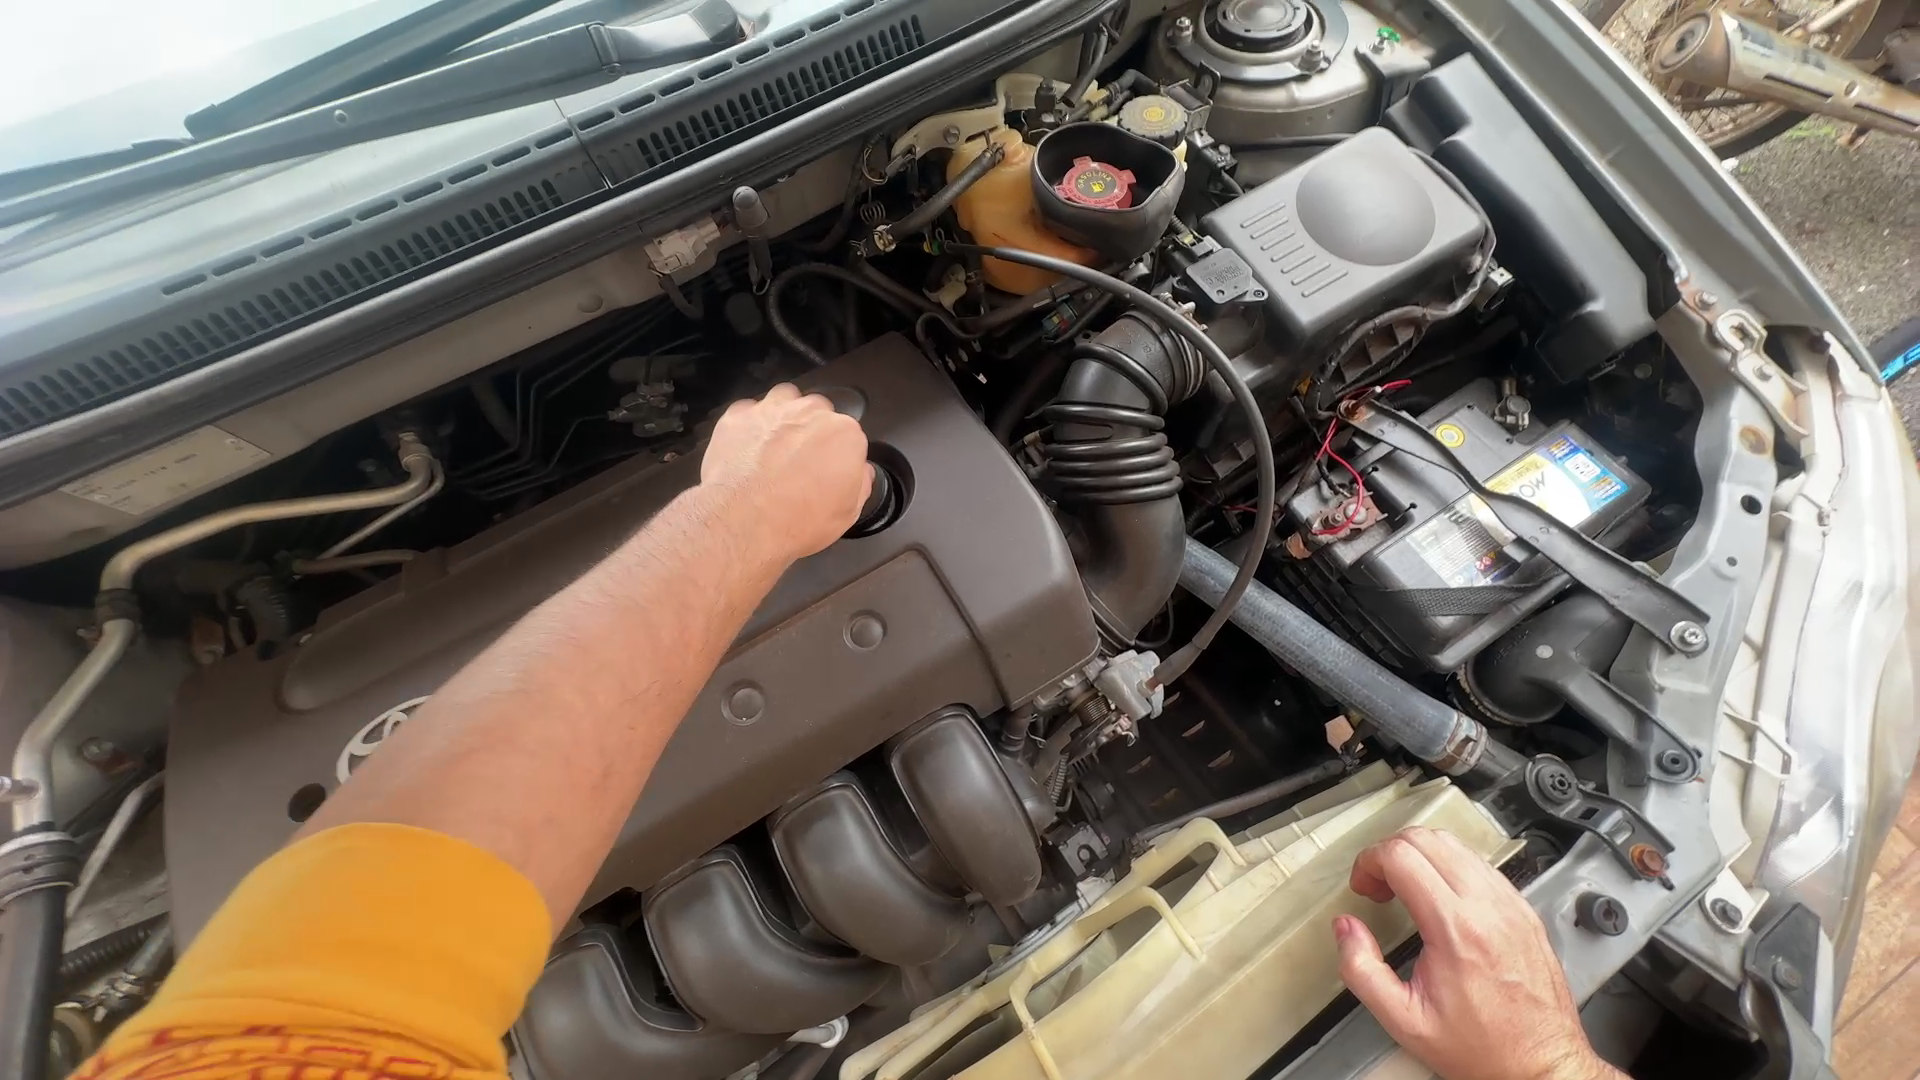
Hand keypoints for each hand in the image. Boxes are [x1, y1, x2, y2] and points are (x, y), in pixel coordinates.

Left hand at [701, 383, 871, 564]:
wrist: (744, 525)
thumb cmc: (795, 521)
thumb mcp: (848, 514)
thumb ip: (861, 482)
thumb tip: (860, 473)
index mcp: (844, 434)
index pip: (850, 434)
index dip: (839, 454)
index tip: (830, 470)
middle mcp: (810, 414)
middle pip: (818, 412)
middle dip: (812, 433)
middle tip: (802, 464)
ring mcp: (772, 411)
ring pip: (785, 401)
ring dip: (784, 419)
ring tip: (777, 451)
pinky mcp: (738, 416)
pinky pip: (749, 411)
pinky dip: (751, 427)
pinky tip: (750, 451)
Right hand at [1333, 827, 1622, 1079]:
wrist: (1546, 1070)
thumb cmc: (1484, 1050)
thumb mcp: (1404, 1021)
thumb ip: (1361, 970)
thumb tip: (1346, 928)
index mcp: (1456, 929)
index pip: (1400, 855)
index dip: (1368, 862)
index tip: (1365, 886)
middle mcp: (1488, 909)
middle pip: (1423, 839)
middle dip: (1388, 853)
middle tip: (1379, 884)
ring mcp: (1511, 906)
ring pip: (1452, 843)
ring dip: (1418, 855)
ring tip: (1406, 886)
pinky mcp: (1524, 911)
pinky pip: (1478, 862)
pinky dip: (1447, 865)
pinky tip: (1438, 893)